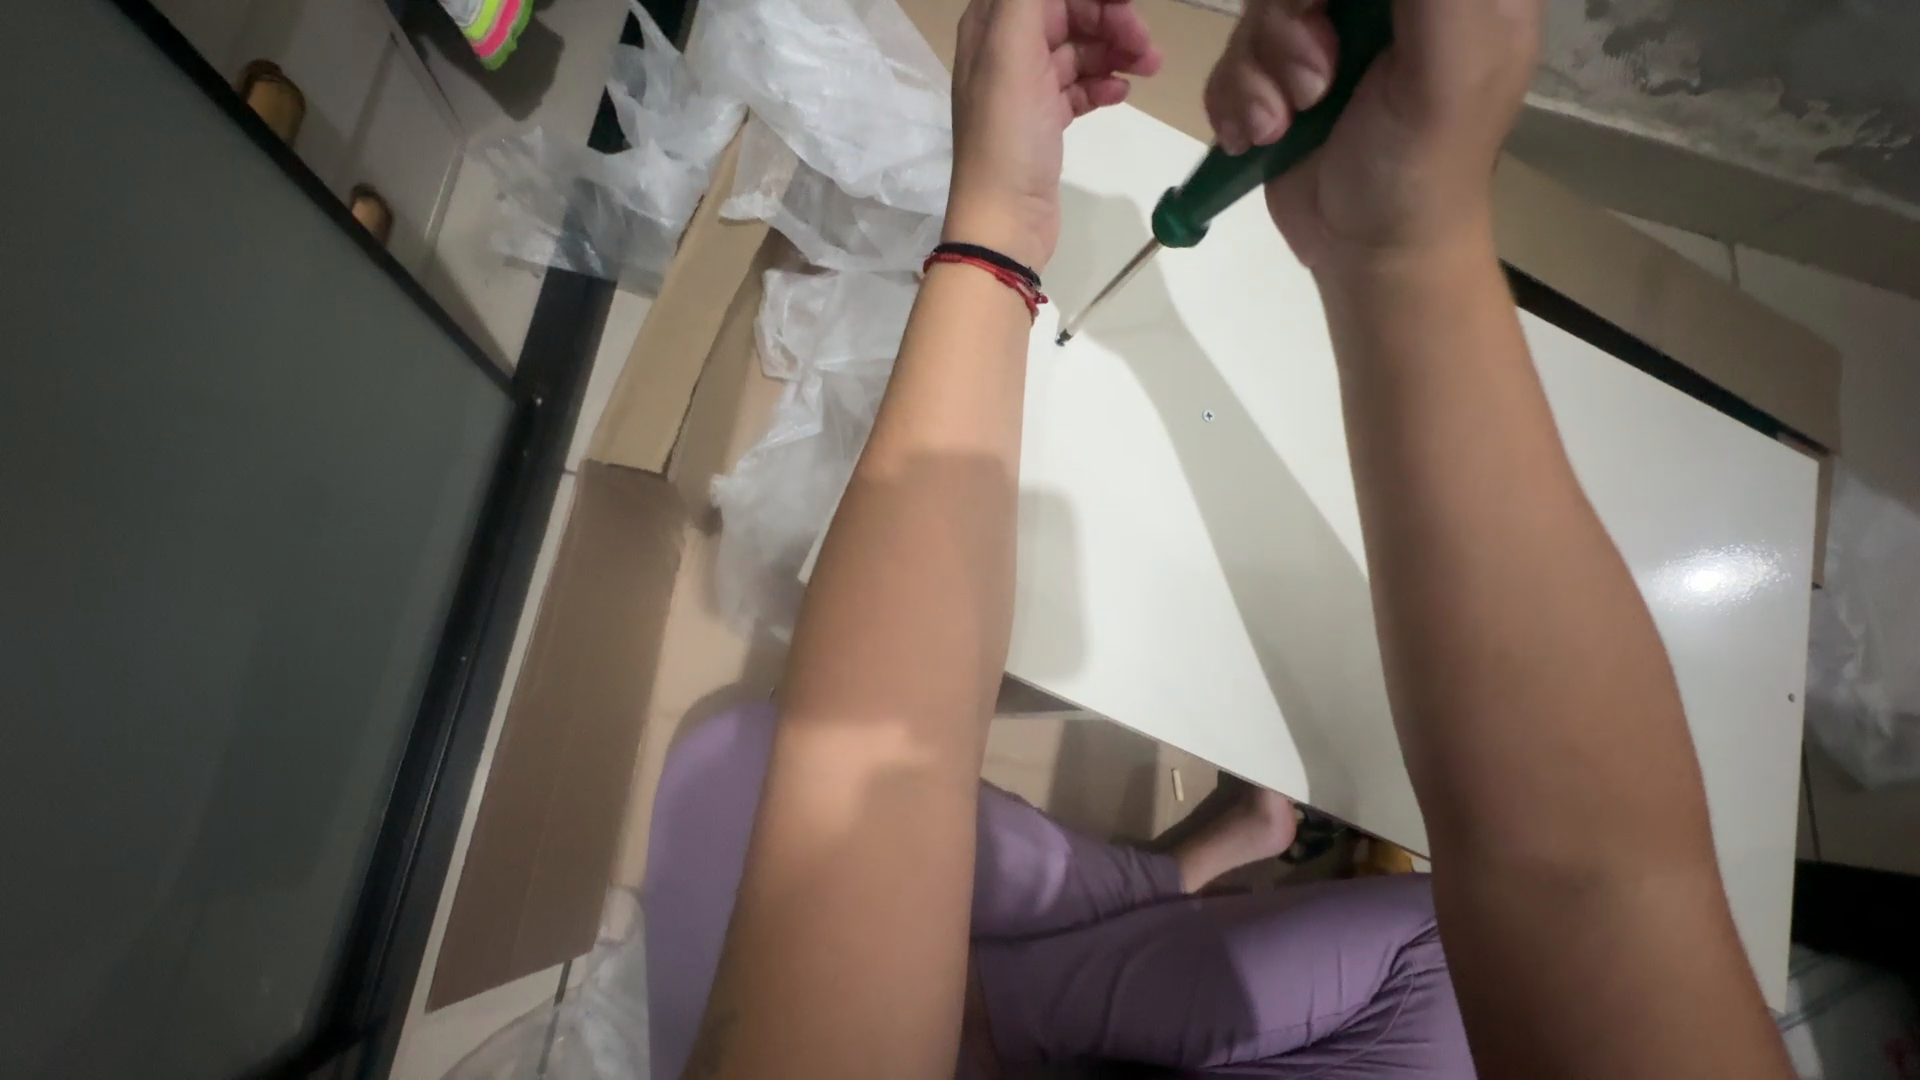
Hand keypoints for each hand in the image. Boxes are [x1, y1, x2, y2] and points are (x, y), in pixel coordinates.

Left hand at [947, 0, 1162, 269]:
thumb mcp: (1012, 48)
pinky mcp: (1043, 123)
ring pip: (1079, 48)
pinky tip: (1122, 93)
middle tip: (1146, 43)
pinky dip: (1103, 84)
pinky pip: (1080, 86)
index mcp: (992, 25)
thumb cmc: (1006, 138)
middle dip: (1111, 18)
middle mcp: (1004, 50)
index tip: (1128, 2)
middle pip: (1068, 10)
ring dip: (1116, 50)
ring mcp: (1025, 89)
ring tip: (1149, 68)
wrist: (1005, 224)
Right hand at [1204, 0, 1540, 273]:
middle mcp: (1380, 0)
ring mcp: (1323, 37)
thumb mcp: (1451, 58)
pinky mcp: (1276, 80)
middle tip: (1315, 85)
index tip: (1324, 13)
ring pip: (1258, 11)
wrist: (1366, 253)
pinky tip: (1259, 139)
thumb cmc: (1420, 166)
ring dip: (1257, 77)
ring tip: (1284, 126)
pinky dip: (1234, 105)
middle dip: (1289, 26)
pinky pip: (1230, 61)